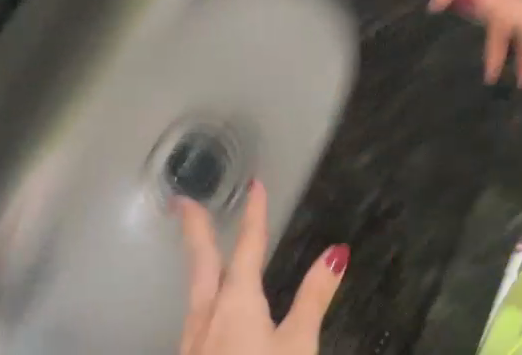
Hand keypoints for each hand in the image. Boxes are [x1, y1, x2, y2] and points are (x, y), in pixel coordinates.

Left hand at [177, 181, 347, 354]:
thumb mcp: (299, 345)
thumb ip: (314, 297)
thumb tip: (336, 252)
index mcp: (237, 304)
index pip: (248, 248)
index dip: (254, 215)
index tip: (255, 184)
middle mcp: (207, 320)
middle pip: (202, 266)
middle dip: (196, 233)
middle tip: (185, 204)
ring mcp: (192, 348)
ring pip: (193, 295)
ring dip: (197, 267)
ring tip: (199, 252)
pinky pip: (193, 320)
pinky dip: (200, 299)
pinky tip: (205, 313)